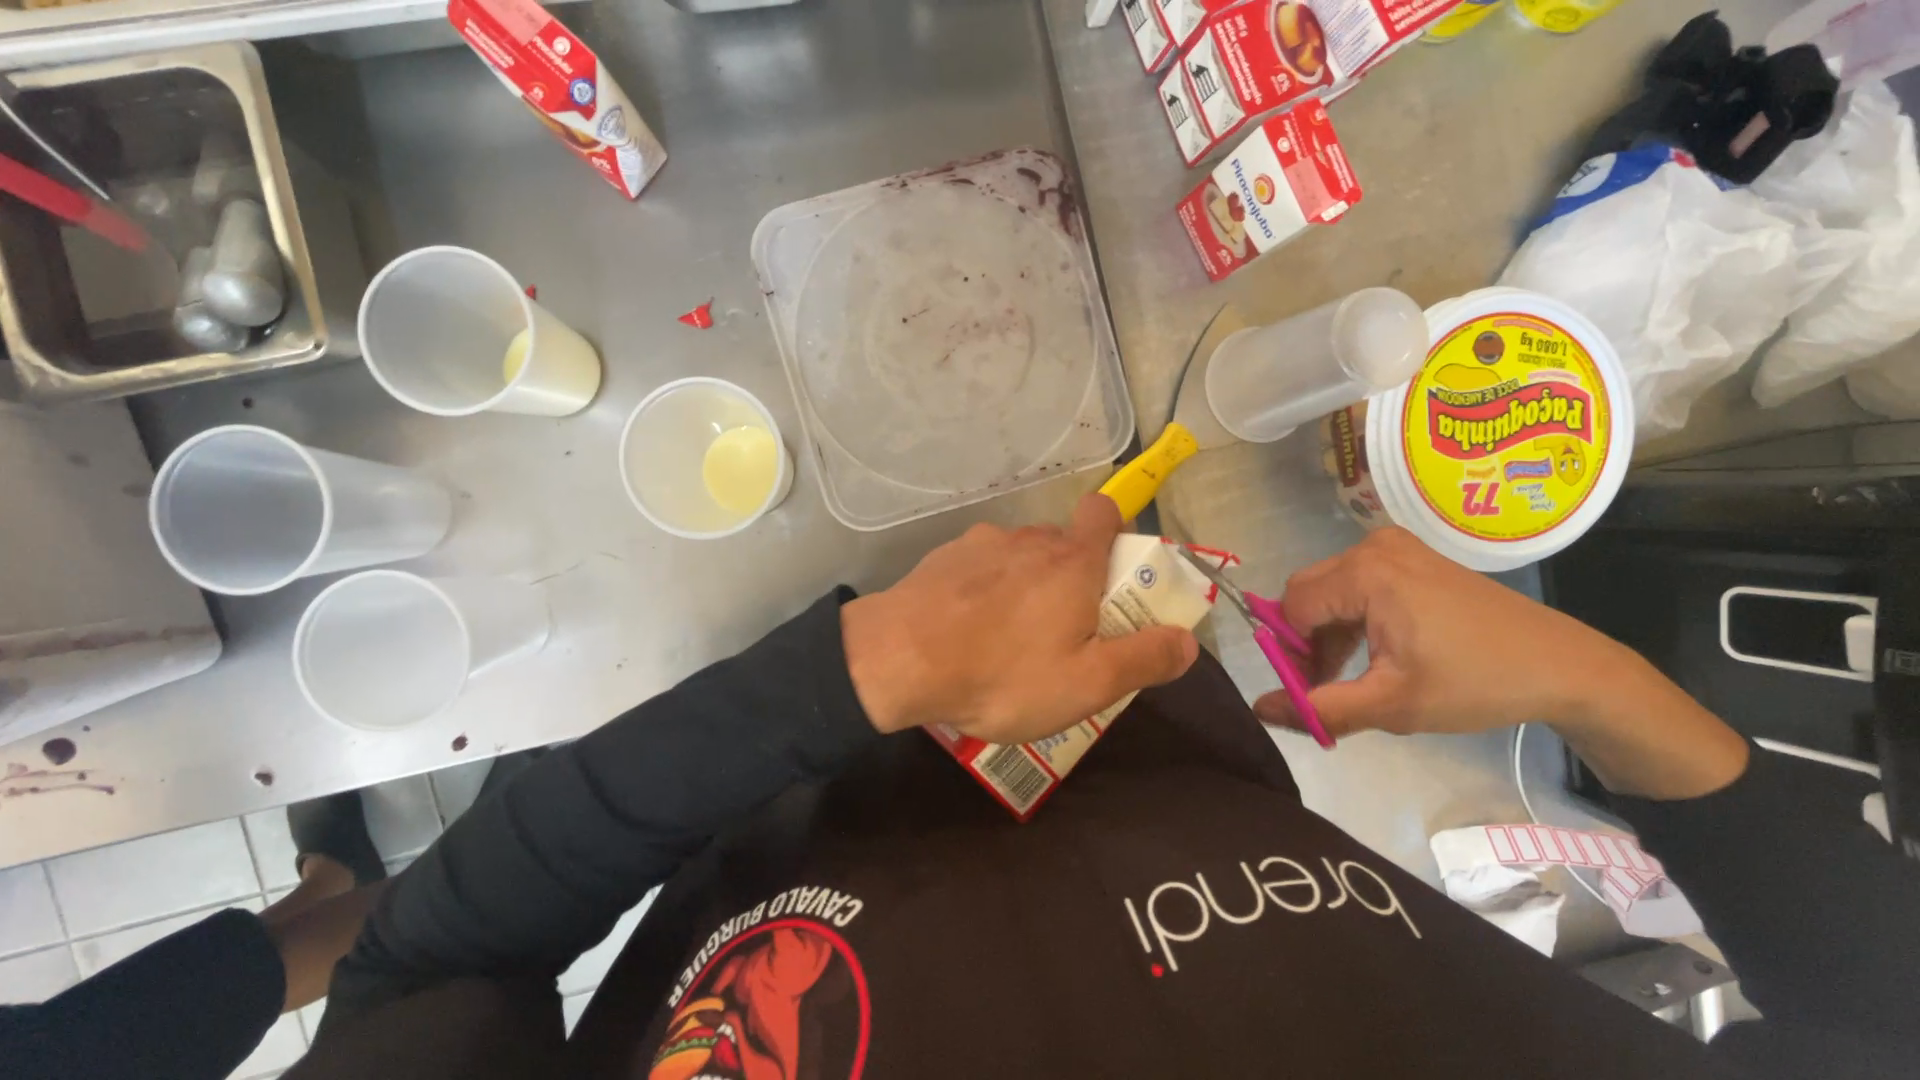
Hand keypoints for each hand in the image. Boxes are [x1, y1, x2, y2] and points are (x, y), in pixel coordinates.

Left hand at [840, 494, 1199, 743]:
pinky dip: (984, 593)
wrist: (898, 661)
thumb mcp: (1087, 683)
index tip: (1117, 578)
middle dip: (1073, 579)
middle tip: (1066, 634)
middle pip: (1063, 543)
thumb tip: (1187, 640)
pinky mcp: (941, 560)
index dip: (1118, 534)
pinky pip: (979, 570)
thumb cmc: (1003, 674)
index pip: (1105, 512)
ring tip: (1010, 641)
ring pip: (1018, 558)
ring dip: (1025, 588)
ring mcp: (979, 545)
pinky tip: (969, 633)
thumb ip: (1143, 659)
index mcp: (1071, 561)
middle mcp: (1027, 539)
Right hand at [1256, 527, 1747, 798]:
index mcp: (1365, 573)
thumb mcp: (1392, 704)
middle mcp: (1372, 547)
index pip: (1291, 609)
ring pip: (1330, 592)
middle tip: (1330, 688)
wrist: (1562, 666)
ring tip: (1355, 678)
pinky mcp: (1412, 558)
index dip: (1291, 654)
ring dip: (1330, 635)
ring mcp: (1395, 548)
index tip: (1312, 693)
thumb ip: (1319, 707)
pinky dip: (1354, 621)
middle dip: (1308, 644)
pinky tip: (1377, 655)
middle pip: (1306, 594)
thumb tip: (1259, 710)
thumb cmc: (1475, 682)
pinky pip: (1357, 585)